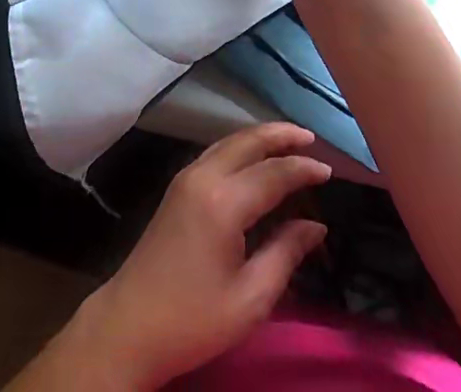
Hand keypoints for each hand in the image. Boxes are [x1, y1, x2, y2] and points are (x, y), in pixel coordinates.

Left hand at [67, 124, 330, 388]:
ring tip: (291, 141)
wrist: (129, 326)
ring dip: (260, 138)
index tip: (331, 171)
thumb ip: (286, 252)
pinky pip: (215, 153)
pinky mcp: (177, 188)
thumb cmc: (193, 319)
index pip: (274, 172)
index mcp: (223, 202)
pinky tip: (255, 160)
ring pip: (228, 142)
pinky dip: (241, 148)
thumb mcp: (251, 297)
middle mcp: (203, 177)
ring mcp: (185, 179)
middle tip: (313, 138)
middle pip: (247, 141)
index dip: (304, 168)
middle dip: (281, 134)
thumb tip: (316, 224)